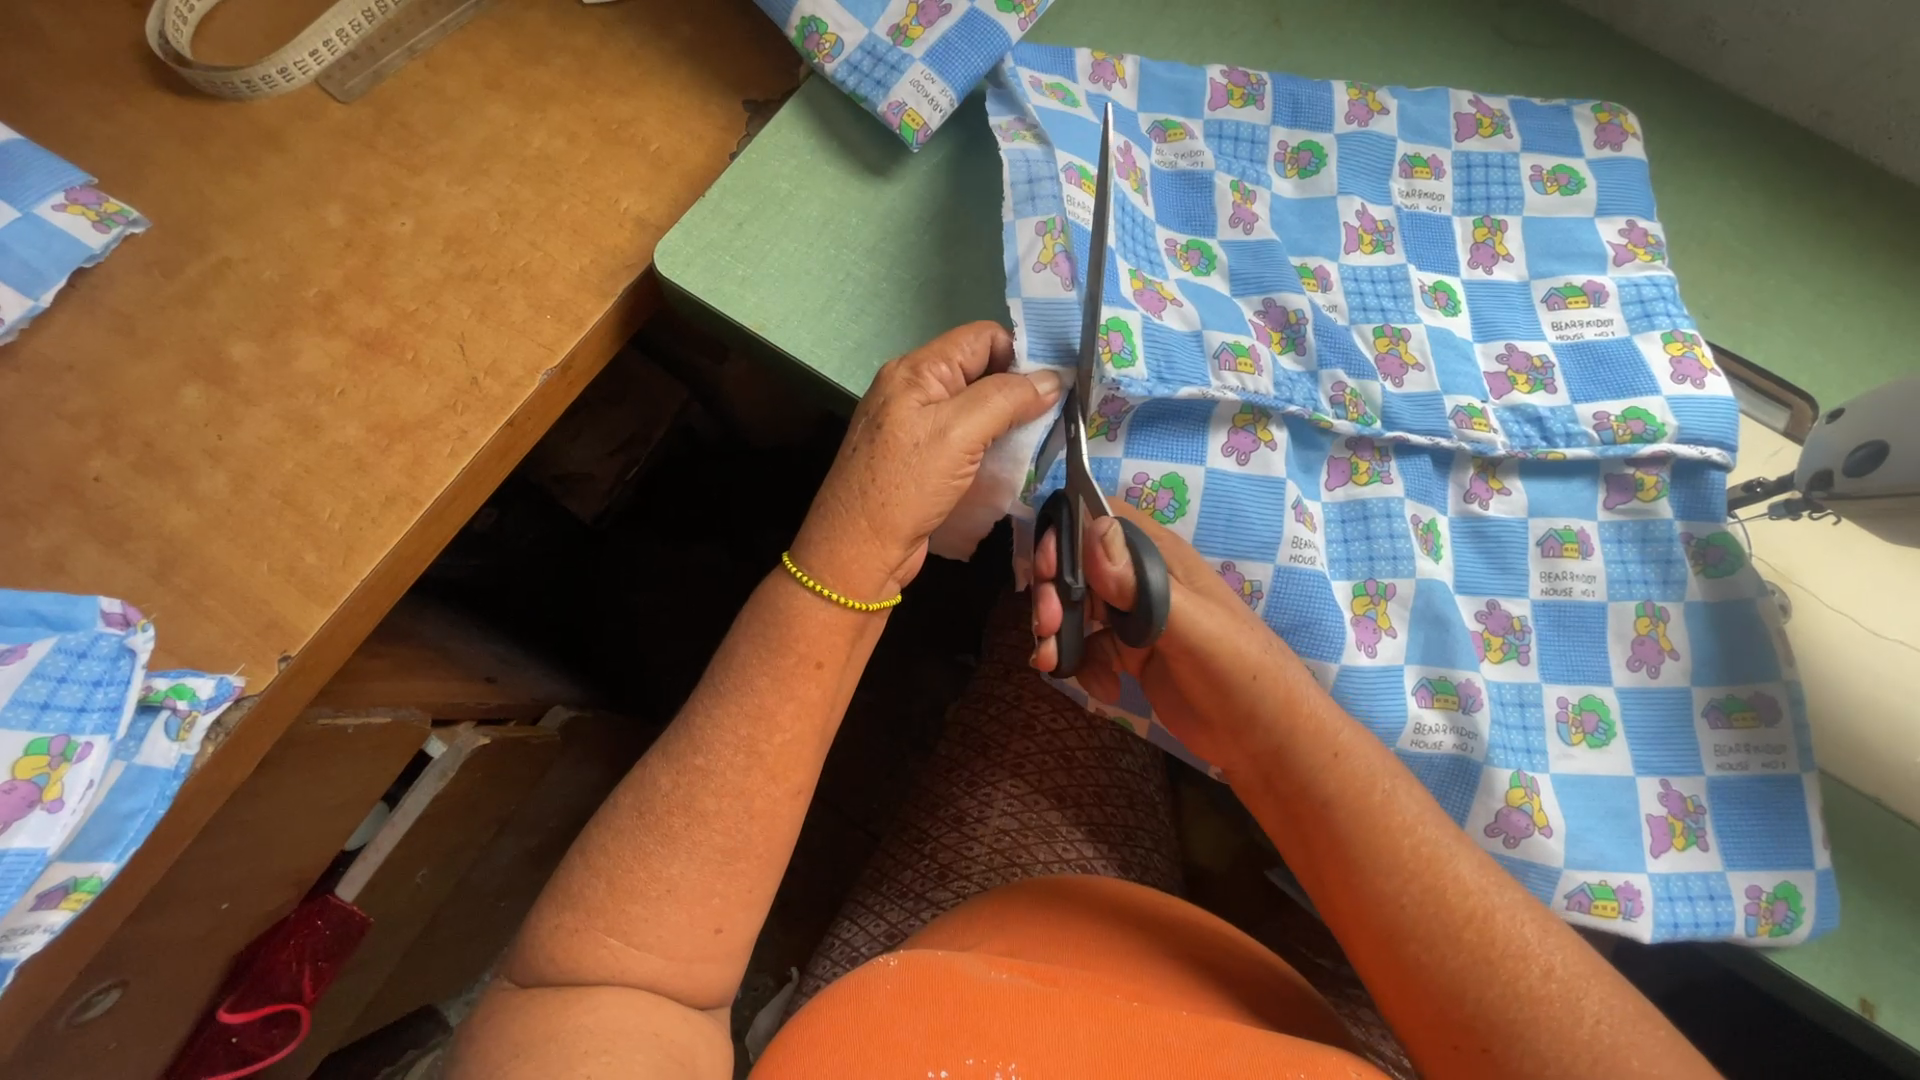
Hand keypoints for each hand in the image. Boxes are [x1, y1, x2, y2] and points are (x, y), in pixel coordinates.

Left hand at [792, 322, 1061, 601]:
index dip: (1020, 354)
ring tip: (1040, 443)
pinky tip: (1011, 464)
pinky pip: (966, 440)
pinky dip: (990, 447)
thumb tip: (1053, 378)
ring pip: (976, 409)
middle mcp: (914, 391)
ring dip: (1008, 423)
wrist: (857, 553)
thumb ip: (1007, 398)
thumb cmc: (905, 488)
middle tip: (1055, 418)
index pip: (981, 338)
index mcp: (916, 370)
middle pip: (981, 372)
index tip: (1055, 387)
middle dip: (1018, 391)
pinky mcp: (921, 460)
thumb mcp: (959, 433)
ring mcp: (916, 427)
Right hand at [1031, 504, 1313, 767]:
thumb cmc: (1240, 671)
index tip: (1047, 570)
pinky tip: (1097, 688)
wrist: (1263, 737)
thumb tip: (1095, 531)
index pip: (1100, 518)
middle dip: (1053, 591)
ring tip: (1052, 662)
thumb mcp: (1191, 626)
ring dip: (1057, 630)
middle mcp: (1143, 578)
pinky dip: (1079, 663)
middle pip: (1077, 564)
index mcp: (1160, 557)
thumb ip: (1142, 584)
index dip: (1066, 534)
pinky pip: (1087, 645)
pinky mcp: (1129, 652)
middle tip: (1048, 626)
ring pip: (1076, 606)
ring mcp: (1135, 616)